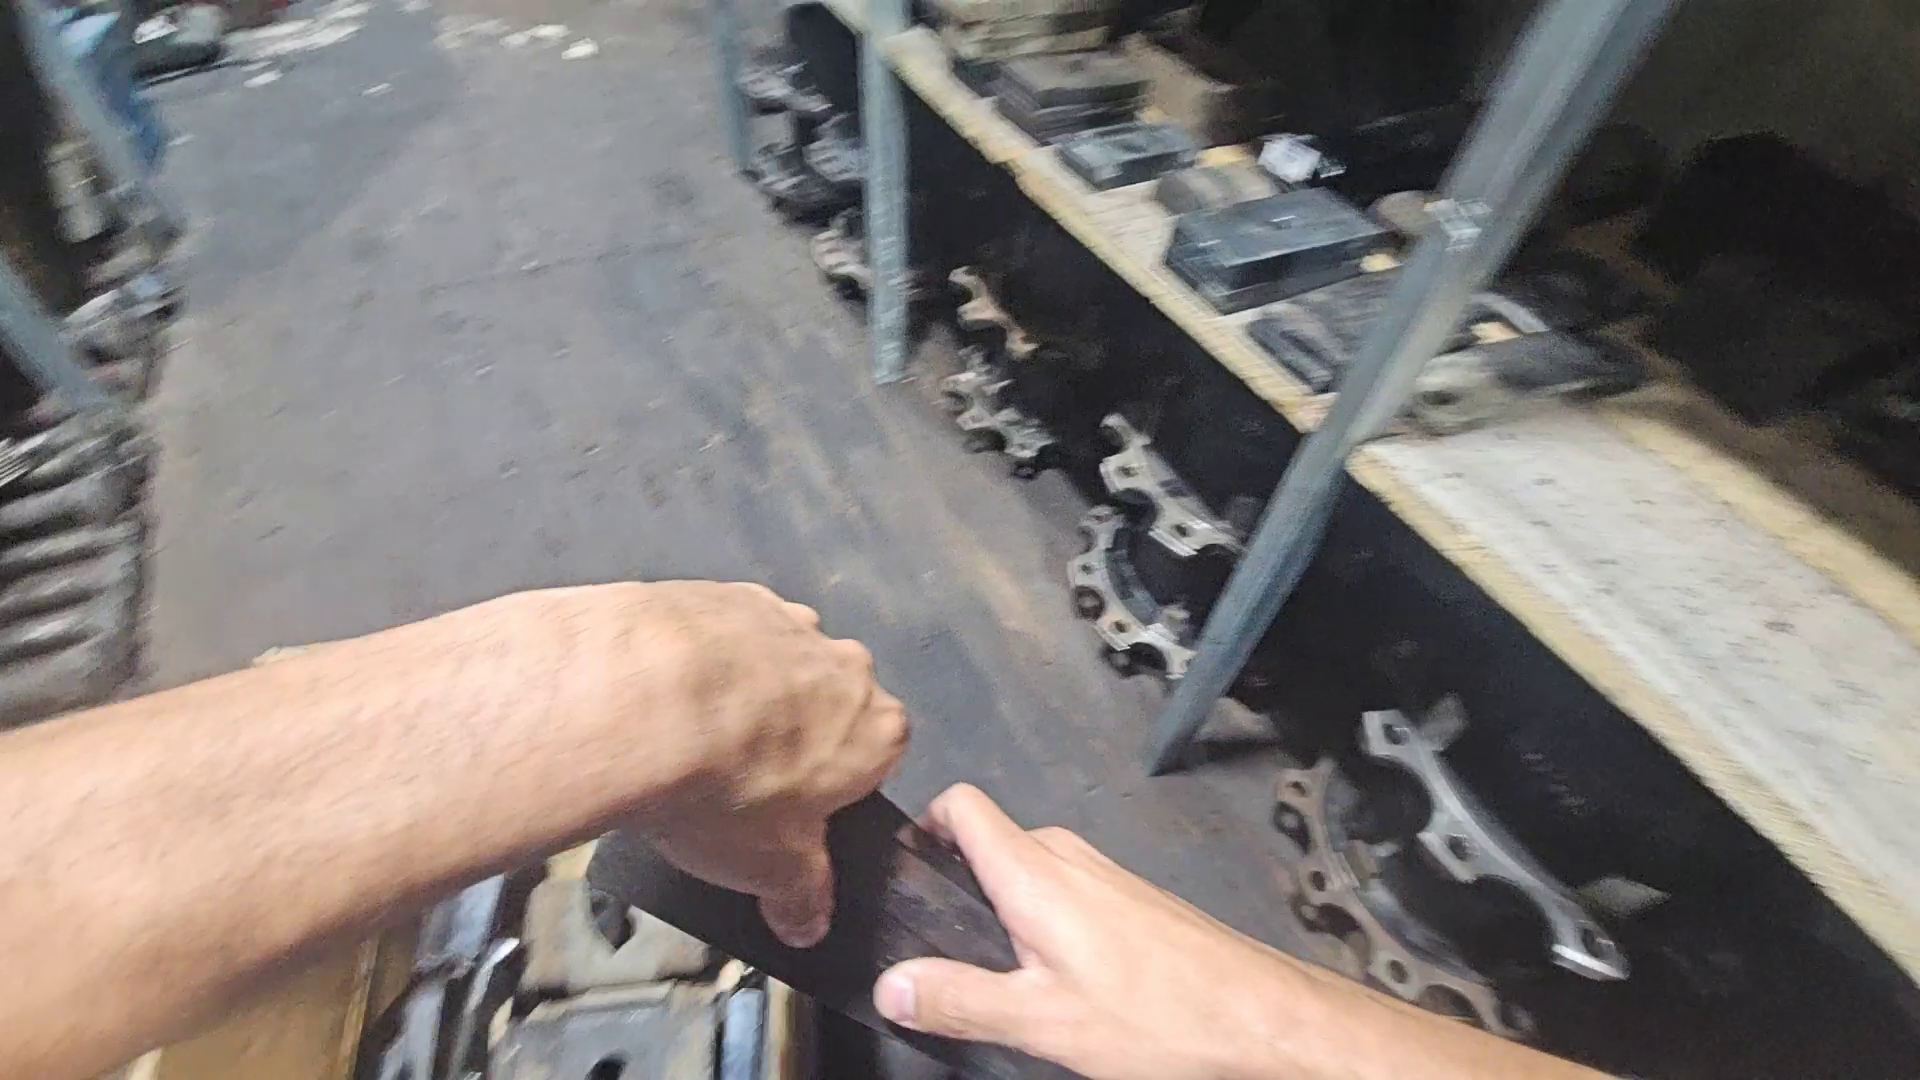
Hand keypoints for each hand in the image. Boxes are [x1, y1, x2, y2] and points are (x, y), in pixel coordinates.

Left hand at [600, 582, 908, 948]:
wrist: (643, 697)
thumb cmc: (728, 789)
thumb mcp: (769, 869)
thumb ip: (803, 895)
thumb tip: (809, 923)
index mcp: (877, 727)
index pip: (877, 758)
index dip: (835, 785)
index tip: (790, 806)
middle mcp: (846, 663)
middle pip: (830, 704)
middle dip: (795, 734)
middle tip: (734, 773)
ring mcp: (789, 618)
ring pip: (780, 662)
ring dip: (751, 692)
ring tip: (687, 731)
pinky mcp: (731, 592)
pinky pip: (729, 631)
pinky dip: (706, 655)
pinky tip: (663, 690)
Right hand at [869, 784, 1319, 1079]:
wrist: (1257, 1013)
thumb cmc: (1148, 1011)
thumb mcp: (1042, 1020)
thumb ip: (961, 998)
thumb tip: (887, 983)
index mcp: (1031, 867)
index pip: (962, 804)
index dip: (926, 825)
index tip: (908, 873)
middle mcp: (1062, 851)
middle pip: (989, 839)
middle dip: (960, 882)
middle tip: (945, 946)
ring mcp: (1098, 867)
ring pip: (1026, 866)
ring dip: (1002, 904)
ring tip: (1001, 971)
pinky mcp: (1124, 890)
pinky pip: (1061, 883)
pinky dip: (1041, 913)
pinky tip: (1060, 972)